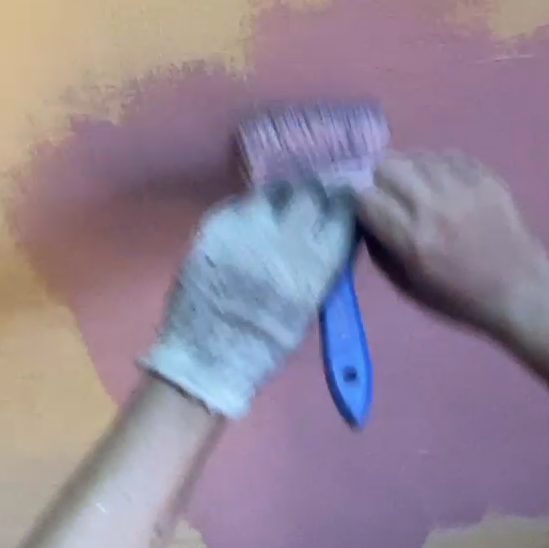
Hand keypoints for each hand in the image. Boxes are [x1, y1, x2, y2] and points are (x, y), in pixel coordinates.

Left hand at [140, 182, 355, 417]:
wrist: (206, 355)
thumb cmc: (265, 341)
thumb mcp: (311, 304)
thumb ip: (325, 262)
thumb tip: (336, 225)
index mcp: (315, 266)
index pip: (342, 211)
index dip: (341, 203)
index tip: (337, 203)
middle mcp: (283, 240)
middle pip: (308, 193)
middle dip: (310, 197)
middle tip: (304, 205)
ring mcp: (245, 229)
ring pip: (272, 192)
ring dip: (278, 200)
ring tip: (272, 217)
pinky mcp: (215, 225)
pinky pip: (239, 203)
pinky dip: (246, 211)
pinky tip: (244, 230)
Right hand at [354, 151, 548, 340]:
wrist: (520, 293)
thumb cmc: (459, 298)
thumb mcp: (408, 285)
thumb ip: (380, 248)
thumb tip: (364, 217)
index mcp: (412, 238)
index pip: (365, 196)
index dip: (359, 200)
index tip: (365, 207)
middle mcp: (433, 206)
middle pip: (387, 164)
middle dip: (380, 177)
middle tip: (389, 192)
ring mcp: (463, 187)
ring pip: (417, 154)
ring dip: (410, 169)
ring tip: (418, 186)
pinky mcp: (486, 178)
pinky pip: (449, 155)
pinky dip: (439, 166)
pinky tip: (444, 183)